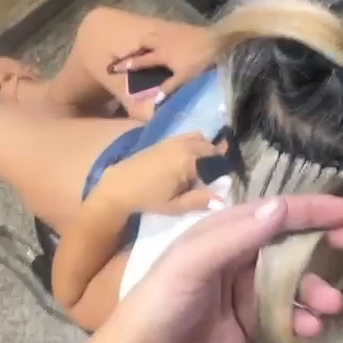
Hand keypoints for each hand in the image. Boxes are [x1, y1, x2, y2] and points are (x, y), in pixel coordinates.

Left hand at [77, 196, 342, 342]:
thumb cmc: (159, 308)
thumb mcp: (191, 265)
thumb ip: (236, 236)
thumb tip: (281, 208)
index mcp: (220, 234)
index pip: (273, 212)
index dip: (310, 209)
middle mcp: (236, 257)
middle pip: (289, 242)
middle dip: (323, 241)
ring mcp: (244, 292)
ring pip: (293, 282)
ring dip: (316, 289)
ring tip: (331, 304)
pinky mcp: (250, 326)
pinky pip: (286, 315)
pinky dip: (303, 320)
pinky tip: (311, 330)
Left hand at [93, 132, 225, 215]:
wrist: (119, 186)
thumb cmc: (148, 198)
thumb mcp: (175, 205)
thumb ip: (199, 201)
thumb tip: (222, 199)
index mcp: (189, 160)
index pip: (217, 161)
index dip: (223, 173)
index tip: (222, 184)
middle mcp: (184, 145)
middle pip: (211, 148)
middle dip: (215, 160)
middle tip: (212, 179)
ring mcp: (174, 140)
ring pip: (200, 139)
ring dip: (205, 150)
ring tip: (201, 169)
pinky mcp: (166, 140)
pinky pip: (189, 137)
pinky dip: (195, 145)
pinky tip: (188, 162)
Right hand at [113, 28, 214, 105]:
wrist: (216, 40)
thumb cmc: (199, 60)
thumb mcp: (184, 77)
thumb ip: (169, 87)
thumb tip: (156, 99)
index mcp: (160, 54)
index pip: (140, 61)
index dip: (127, 64)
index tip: (115, 66)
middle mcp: (161, 40)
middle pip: (144, 41)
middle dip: (139, 47)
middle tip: (138, 53)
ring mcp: (170, 31)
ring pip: (153, 33)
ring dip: (150, 39)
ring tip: (152, 45)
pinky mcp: (180, 26)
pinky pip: (165, 28)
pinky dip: (162, 33)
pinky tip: (169, 38)